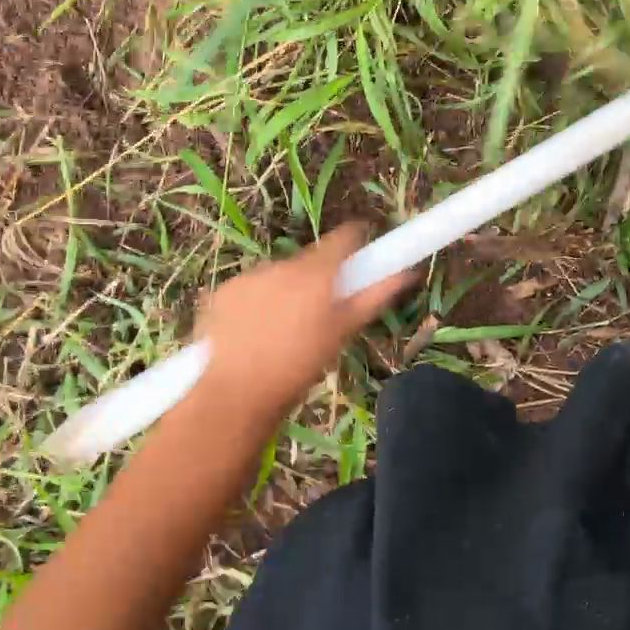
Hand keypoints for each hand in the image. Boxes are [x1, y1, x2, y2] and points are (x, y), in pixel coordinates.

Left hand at [188, 224, 409, 426]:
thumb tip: (406, 273)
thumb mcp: (344, 333)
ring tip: (285, 329)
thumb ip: (375, 297)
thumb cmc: (301, 366)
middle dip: (318, 279)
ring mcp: (249, 276)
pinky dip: (257, 302)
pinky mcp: (223, 291)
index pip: (345, 238)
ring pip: (279, 275)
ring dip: (287, 291)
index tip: (362, 257)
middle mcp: (283, 266)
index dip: (357, 242)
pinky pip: (250, 288)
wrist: (238, 392)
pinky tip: (257, 331)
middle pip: (310, 260)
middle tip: (321, 312)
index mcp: (318, 274)